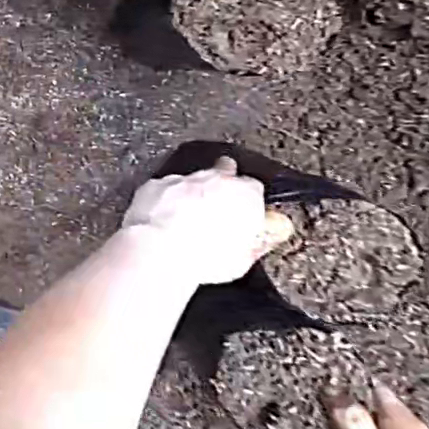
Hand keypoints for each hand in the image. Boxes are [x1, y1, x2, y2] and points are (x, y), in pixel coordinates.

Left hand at [119, 157, 283, 284]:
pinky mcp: (154, 184)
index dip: (250, 201)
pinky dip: (164, 198)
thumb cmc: (204, 256)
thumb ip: (262, 235)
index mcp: (244, 193)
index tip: (244, 214)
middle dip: (223, 185)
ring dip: (192, 193)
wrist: (158, 250)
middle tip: (219, 206)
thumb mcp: (246, 256)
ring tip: (188, 217)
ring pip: (192, 179)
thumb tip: (274, 227)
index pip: (255, 188)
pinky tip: (162, 216)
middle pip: (224, 171)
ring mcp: (181, 179)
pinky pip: (163, 188)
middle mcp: (213, 179)